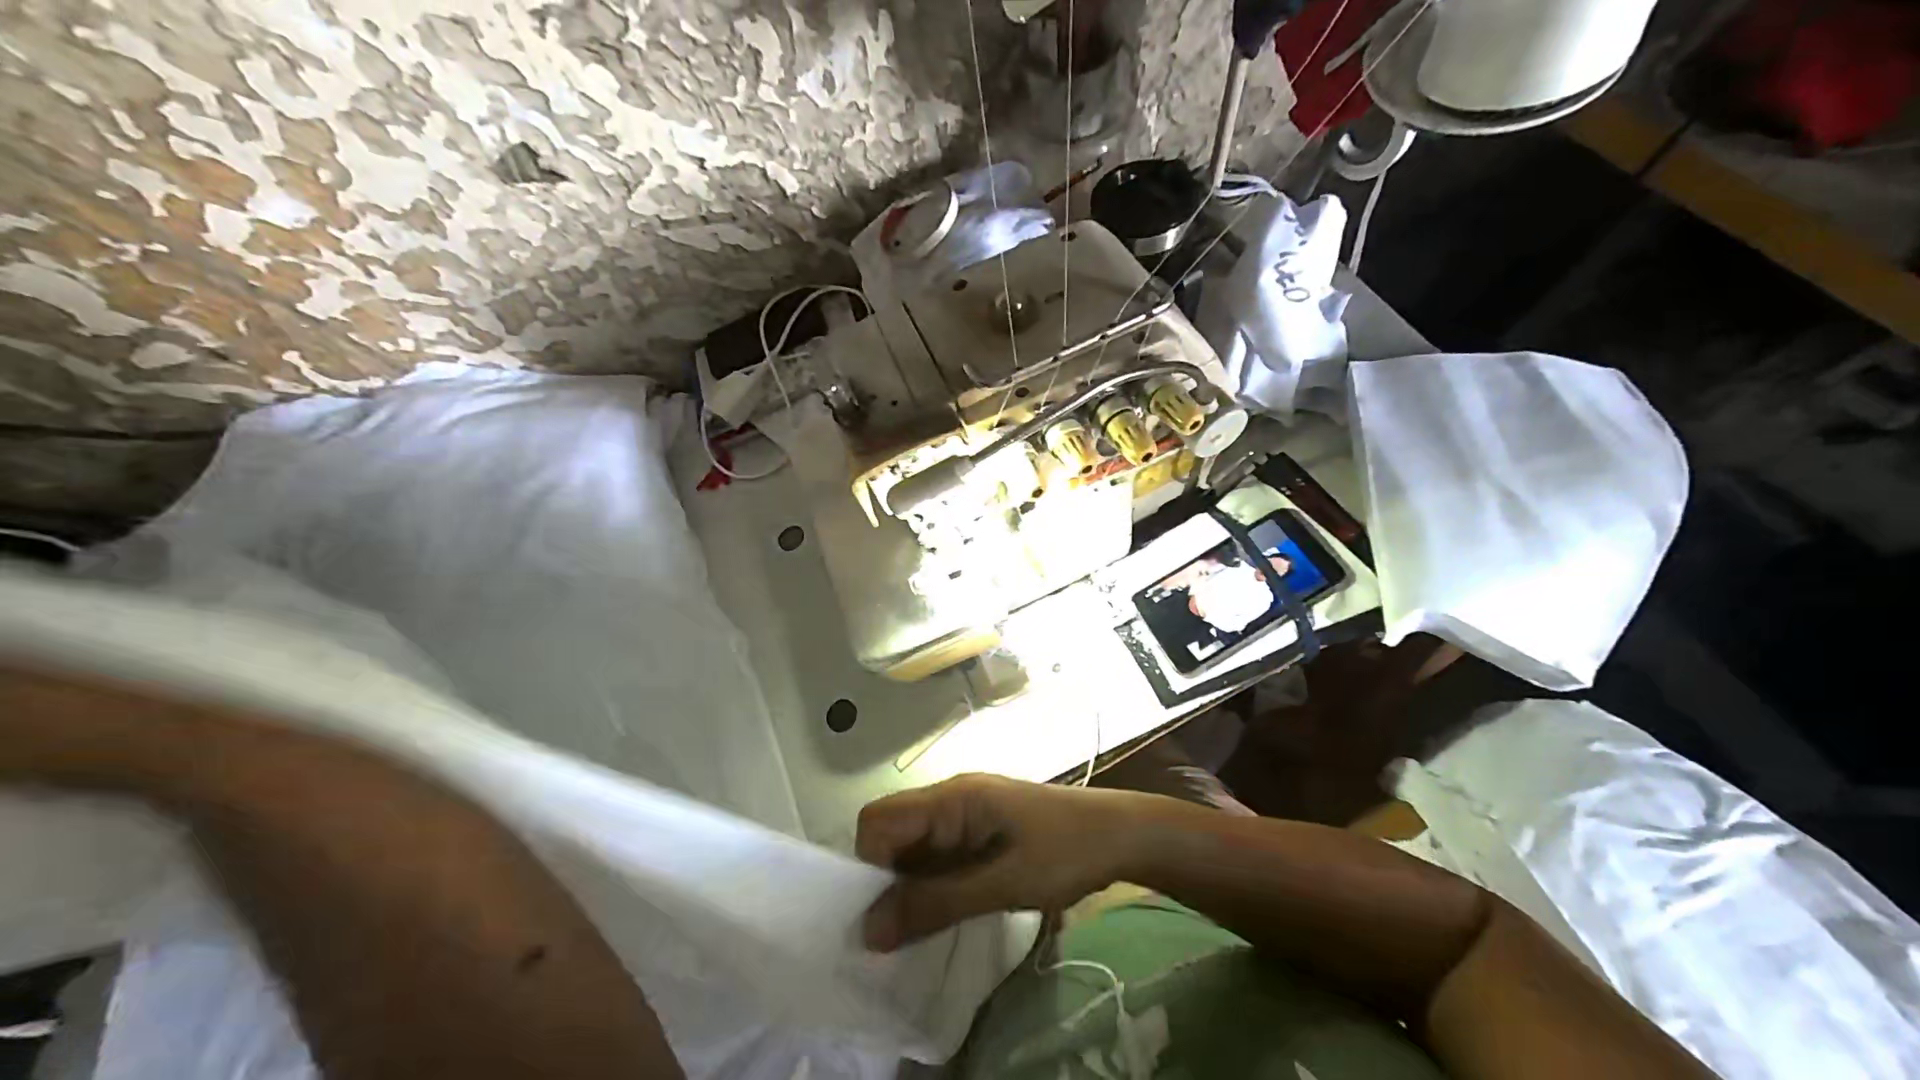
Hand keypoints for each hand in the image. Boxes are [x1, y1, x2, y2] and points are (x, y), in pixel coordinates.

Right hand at [854, 773, 1161, 951]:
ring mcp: (964, 815)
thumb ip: (936, 904)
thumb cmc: (1065, 852)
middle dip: (887, 882)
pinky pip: (936, 855)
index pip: (878, 821)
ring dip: (911, 887)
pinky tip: (947, 914)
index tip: (886, 916)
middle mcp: (949, 799)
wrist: (1121, 835)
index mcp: (951, 798)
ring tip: (924, 929)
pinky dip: (932, 885)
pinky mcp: (977, 831)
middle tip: (903, 932)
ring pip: (913, 848)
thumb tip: (868, 931)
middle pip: (891, 834)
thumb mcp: (1002, 884)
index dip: (870, 866)